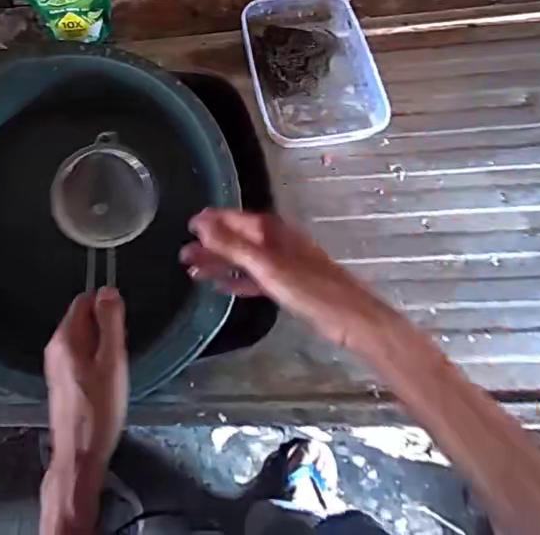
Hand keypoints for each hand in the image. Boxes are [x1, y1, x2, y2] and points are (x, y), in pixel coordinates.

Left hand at [44, 287, 127, 469]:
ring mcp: (54, 366)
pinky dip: (93, 363)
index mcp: (65, 336)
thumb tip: (108, 289)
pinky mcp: (59, 383)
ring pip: (82, 340)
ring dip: (101, 347)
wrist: (78, 458)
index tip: (121, 330)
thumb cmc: (99, 409)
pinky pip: (78, 358)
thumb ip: (111, 323)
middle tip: (120, 355)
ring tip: (115, 373)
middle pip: (82, 319)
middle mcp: (54, 346)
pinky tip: (104, 385)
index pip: (84, 300)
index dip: (106, 307)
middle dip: (105, 329)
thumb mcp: (113, 362)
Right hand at [181, 208, 383, 349]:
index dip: (208, 221)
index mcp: (270, 229)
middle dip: (209, 245)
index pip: (232, 218)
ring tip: (194, 272)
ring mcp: (283, 261)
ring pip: (243, 257)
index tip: (185, 226)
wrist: (356, 320)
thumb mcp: (266, 267)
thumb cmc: (311, 290)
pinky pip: (255, 276)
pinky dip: (238, 279)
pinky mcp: (289, 282)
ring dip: (219, 263)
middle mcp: (275, 239)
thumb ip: (232, 245)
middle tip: (183, 255)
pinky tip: (223, 287)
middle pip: (235, 238)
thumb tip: (201, 222)